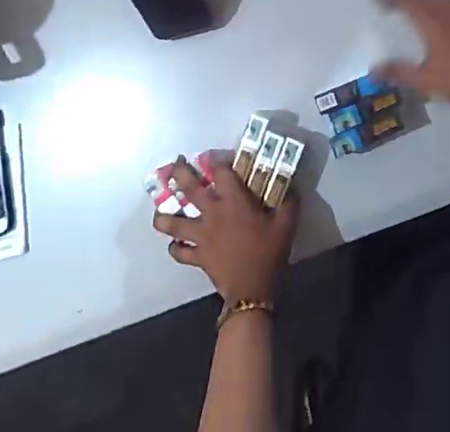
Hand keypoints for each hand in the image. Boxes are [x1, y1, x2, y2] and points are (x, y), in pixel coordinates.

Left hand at [151, 155, 296, 303]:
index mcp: (232, 202)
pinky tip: (175, 245)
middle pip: (189, 188)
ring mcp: (201, 235)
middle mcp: (212, 213)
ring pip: (173, 222)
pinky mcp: (197, 256)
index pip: (221, 171)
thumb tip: (291, 187)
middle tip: (176, 163)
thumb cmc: (268, 255)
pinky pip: (179, 252)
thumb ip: (289, 204)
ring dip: (163, 216)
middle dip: (179, 172)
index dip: (218, 160)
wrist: (252, 291)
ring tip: (158, 210)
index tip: (217, 157)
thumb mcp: (286, 227)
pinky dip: (175, 248)